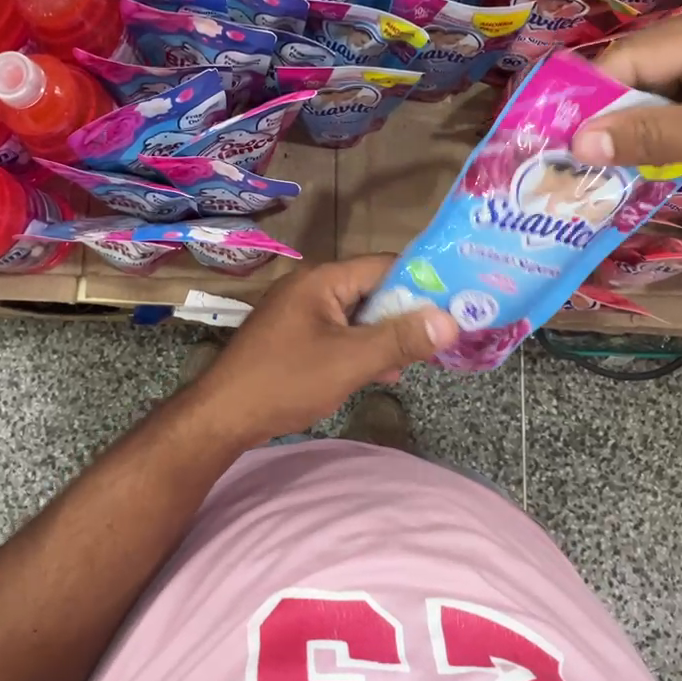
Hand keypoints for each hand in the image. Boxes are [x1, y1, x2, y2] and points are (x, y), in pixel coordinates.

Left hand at [187, 255, 458, 440]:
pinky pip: (337, 333)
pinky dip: (360, 348)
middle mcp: (310, 287)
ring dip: (385, 335)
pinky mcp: (292, 337)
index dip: (422, 281)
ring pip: (356, 315)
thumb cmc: (286, 380)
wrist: (224, 414)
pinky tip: (381, 371)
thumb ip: (400, 339)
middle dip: (406, 313)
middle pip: (371, 289)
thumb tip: (451, 319)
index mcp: (322, 280)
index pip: (383, 266)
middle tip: (445, 336)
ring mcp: (299, 312)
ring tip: (420, 359)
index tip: (457, 301)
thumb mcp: (351, 361)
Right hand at [568, 0, 681, 212]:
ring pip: (675, 91)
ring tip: (606, 166)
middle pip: (652, 69)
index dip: (591, 95)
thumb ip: (650, 136)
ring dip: (646, 128)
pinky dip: (679, 132)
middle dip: (615, 114)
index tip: (553, 136)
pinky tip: (656, 162)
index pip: (635, 53)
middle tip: (575, 159)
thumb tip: (575, 142)